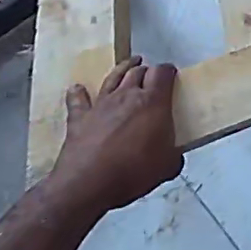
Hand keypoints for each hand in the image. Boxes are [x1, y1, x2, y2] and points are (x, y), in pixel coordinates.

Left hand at [43, 56, 182, 218]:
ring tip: (129, 63)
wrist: (85, 187)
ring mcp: (101, 106)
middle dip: (146, 70)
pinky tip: (76, 88)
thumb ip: (174, 155)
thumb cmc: (132, 171)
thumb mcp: (166, 165)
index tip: (171, 75)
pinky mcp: (79, 120)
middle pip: (138, 72)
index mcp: (153, 101)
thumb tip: (174, 158)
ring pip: (113, 78)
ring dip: (122, 69)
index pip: (163, 72)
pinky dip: (77, 94)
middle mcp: (127, 96)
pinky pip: (78, 102)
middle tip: (151, 74)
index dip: (168, 71)